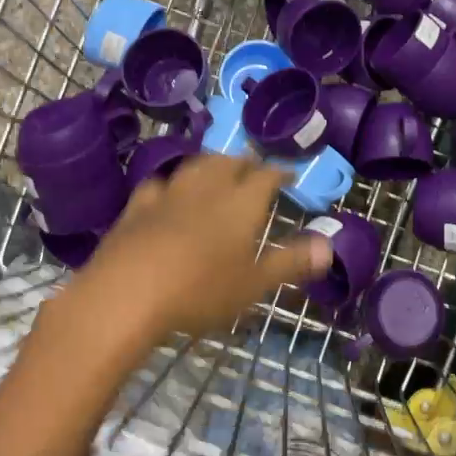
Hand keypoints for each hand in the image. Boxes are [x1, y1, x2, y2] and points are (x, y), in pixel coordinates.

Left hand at [69, 155, 331, 339]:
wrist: (127, 293)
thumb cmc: (200, 290)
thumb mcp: (253, 284)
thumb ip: (291, 263)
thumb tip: (329, 247)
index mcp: (242, 201)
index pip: (267, 175)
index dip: (280, 172)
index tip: (289, 174)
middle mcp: (208, 186)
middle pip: (230, 162)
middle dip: (246, 163)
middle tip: (254, 170)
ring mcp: (170, 192)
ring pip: (196, 165)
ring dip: (211, 164)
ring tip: (218, 171)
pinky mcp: (138, 205)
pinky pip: (160, 183)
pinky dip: (171, 184)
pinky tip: (168, 191)